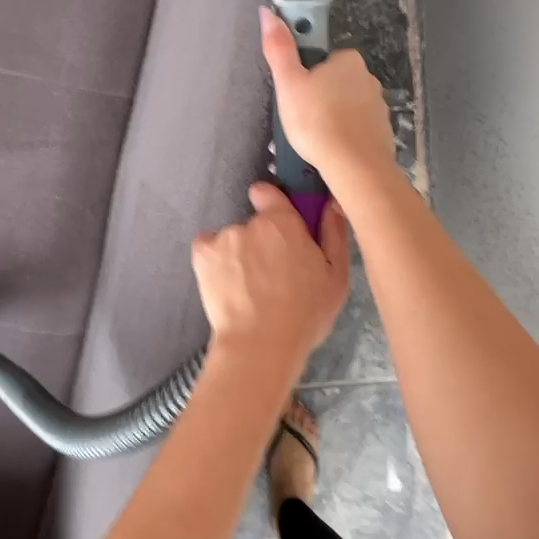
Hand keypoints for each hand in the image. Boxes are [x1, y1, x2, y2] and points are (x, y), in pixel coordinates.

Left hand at [192, 182, 351, 369]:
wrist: (259, 345)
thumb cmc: (305, 314)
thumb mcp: (336, 277)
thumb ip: (334, 234)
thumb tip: (331, 203)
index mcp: (284, 223)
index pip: (269, 193)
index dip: (273, 206)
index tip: (280, 226)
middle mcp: (250, 223)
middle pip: (255, 225)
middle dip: (263, 242)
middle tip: (274, 274)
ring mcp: (223, 239)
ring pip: (233, 240)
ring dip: (240, 254)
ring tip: (250, 289)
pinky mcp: (202, 256)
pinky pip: (208, 248)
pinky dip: (215, 260)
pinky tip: (227, 284)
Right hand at [260, 8, 395, 190]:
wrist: (354, 165)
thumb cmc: (317, 121)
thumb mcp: (289, 83)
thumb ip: (278, 48)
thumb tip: (268, 14)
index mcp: (348, 60)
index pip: (323, 59)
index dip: (306, 76)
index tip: (296, 95)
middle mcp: (368, 78)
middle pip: (335, 83)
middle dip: (320, 97)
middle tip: (301, 118)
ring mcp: (378, 106)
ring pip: (347, 107)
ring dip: (333, 117)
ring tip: (315, 137)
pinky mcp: (382, 131)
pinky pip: (357, 128)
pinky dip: (345, 135)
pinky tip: (332, 149)